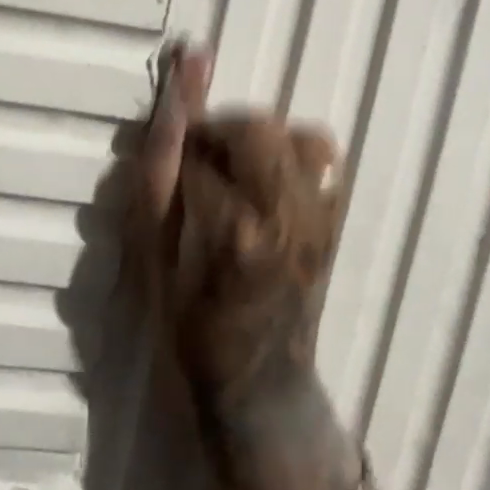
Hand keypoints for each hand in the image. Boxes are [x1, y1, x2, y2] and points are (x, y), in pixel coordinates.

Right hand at [129, 47, 346, 400]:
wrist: (259, 382)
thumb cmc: (191, 324)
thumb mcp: (154, 254)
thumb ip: (159, 173)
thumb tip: (163, 108)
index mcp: (234, 228)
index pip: (199, 151)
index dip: (174, 147)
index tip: (162, 165)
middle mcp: (288, 216)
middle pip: (260, 130)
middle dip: (219, 132)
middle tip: (197, 161)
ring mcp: (320, 219)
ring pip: (303, 138)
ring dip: (260, 143)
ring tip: (235, 171)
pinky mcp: (335, 223)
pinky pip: (324, 165)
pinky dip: (292, 162)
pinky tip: (264, 190)